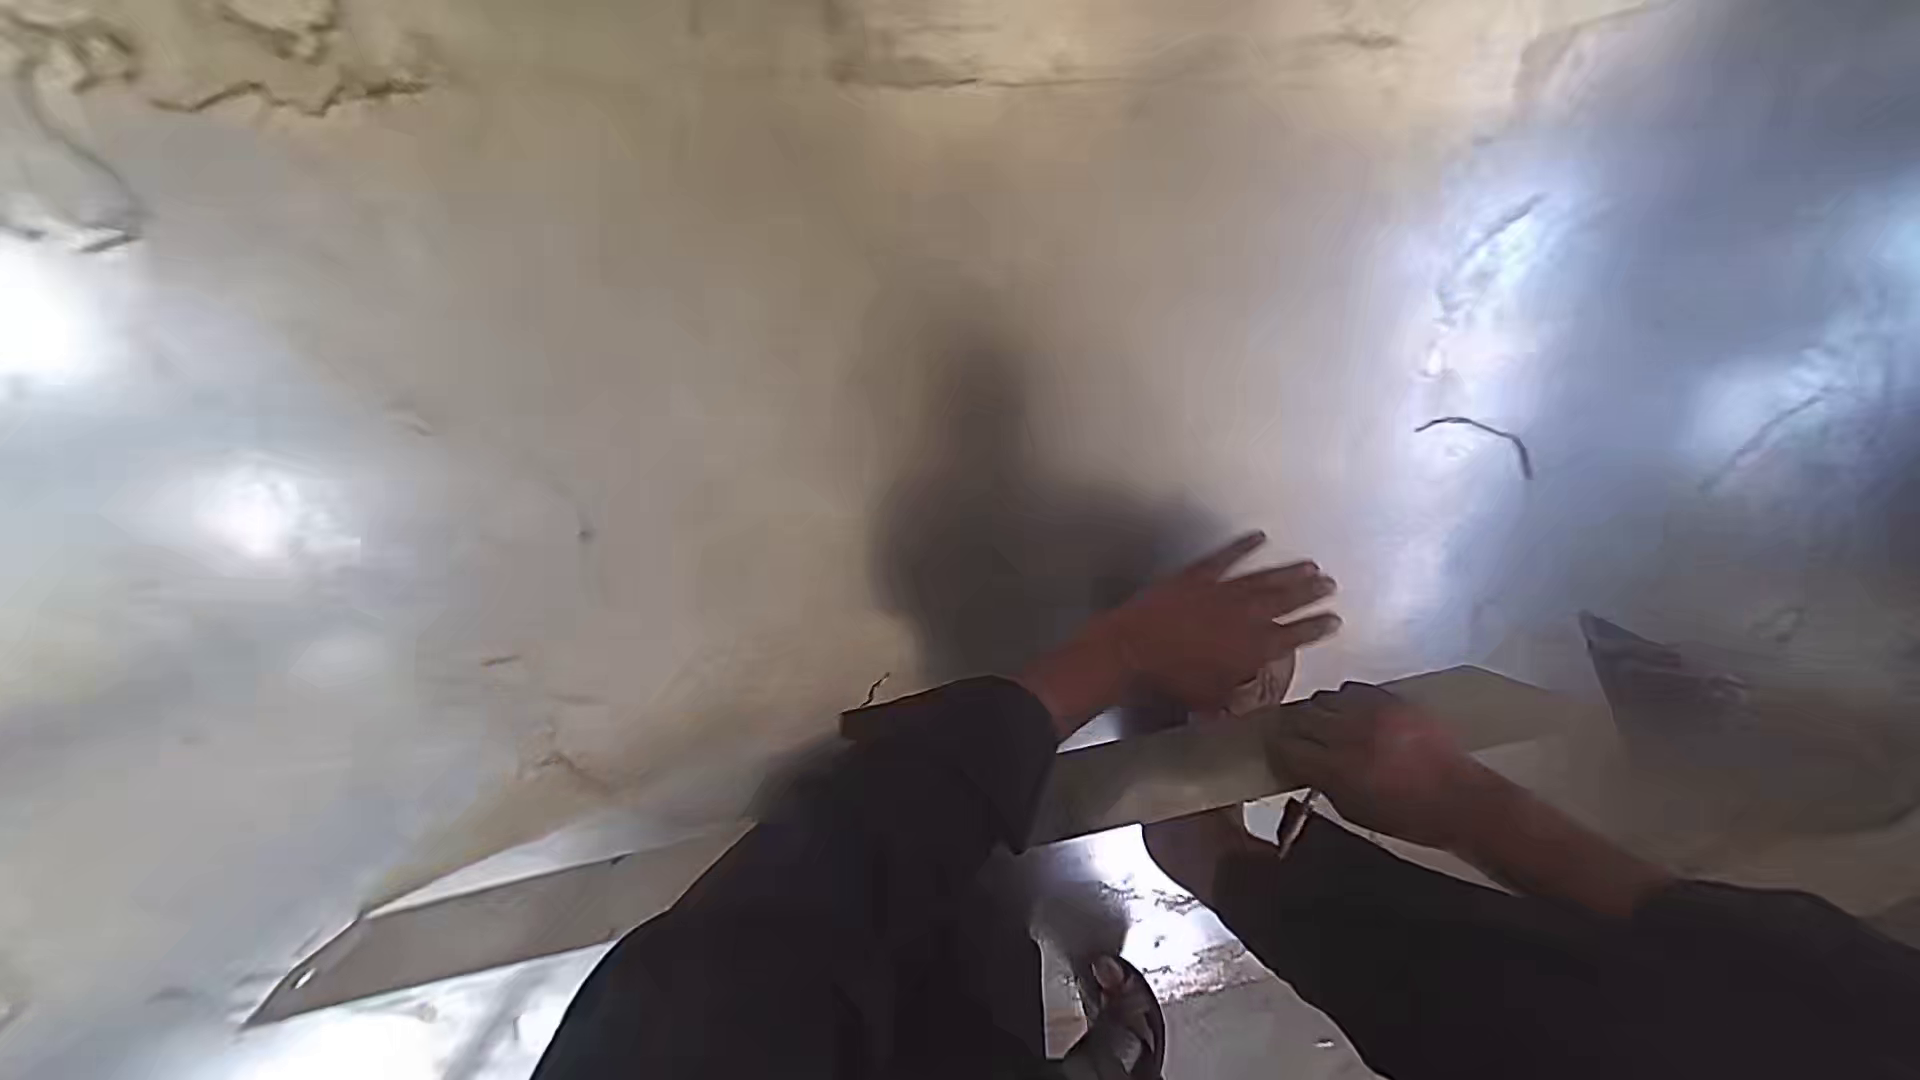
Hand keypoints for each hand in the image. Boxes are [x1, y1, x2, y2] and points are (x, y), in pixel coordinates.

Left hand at [1103, 531, 1338, 708]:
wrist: (1130, 652)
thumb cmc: (1168, 680)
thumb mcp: (1211, 697)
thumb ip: (1236, 688)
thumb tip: (1245, 687)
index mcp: (1253, 649)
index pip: (1296, 636)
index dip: (1317, 628)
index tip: (1333, 620)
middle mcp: (1244, 617)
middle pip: (1287, 601)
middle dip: (1311, 593)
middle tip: (1329, 585)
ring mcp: (1220, 592)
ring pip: (1264, 578)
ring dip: (1289, 572)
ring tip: (1309, 565)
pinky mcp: (1195, 576)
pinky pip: (1225, 557)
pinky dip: (1242, 546)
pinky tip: (1257, 537)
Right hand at [1265, 682, 1506, 850]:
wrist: (1470, 803)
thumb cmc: (1411, 817)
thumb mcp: (1354, 810)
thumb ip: (1319, 782)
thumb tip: (1297, 761)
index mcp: (1340, 769)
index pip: (1287, 746)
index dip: (1278, 748)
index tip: (1278, 751)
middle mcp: (1352, 735)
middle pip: (1298, 715)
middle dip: (1291, 726)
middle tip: (1293, 735)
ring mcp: (1374, 713)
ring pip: (1322, 698)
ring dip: (1317, 712)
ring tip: (1325, 725)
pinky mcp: (1393, 699)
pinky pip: (1351, 690)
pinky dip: (1344, 701)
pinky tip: (1351, 714)